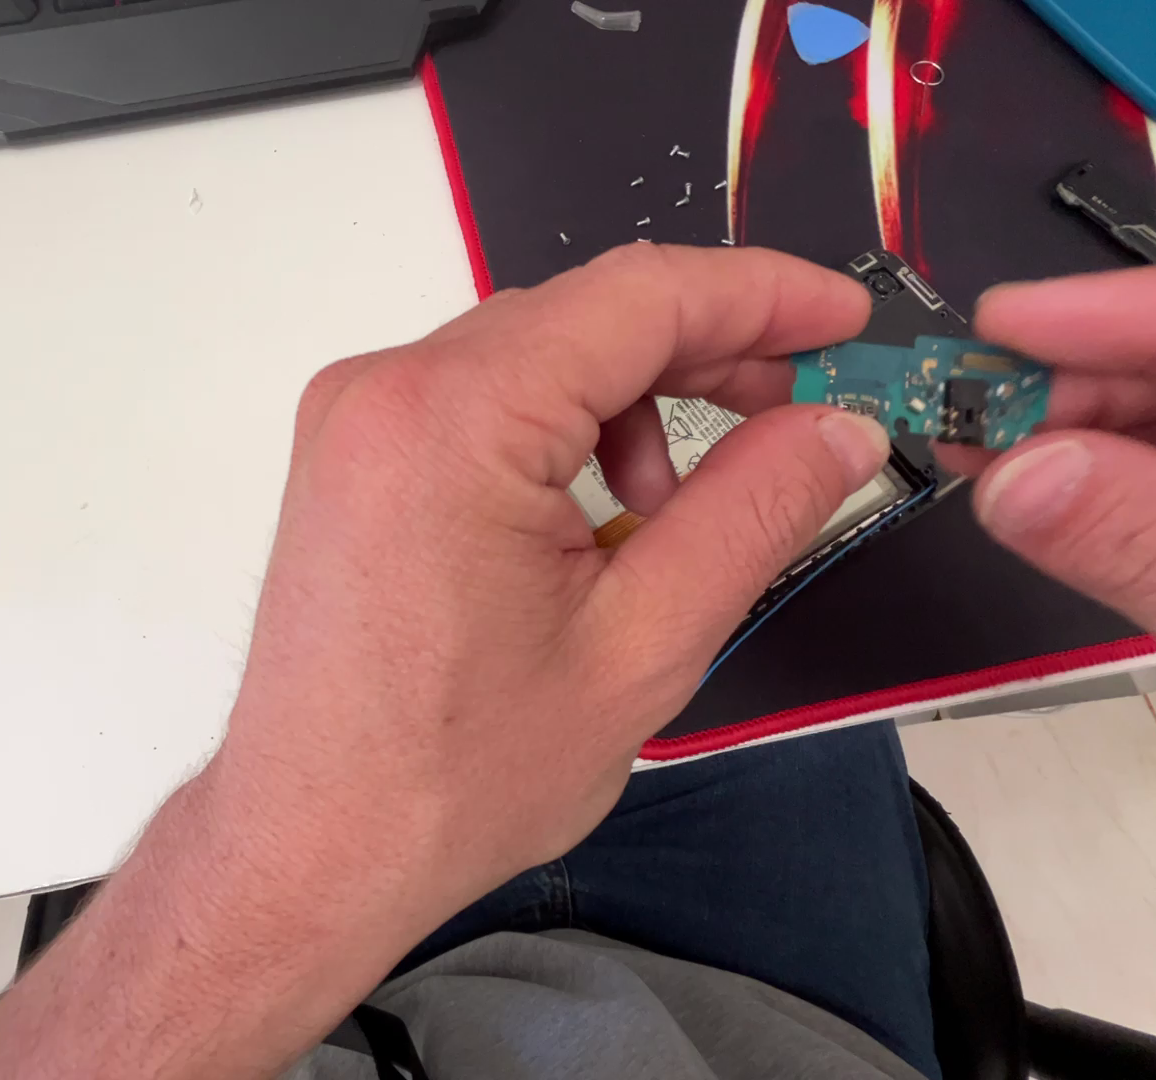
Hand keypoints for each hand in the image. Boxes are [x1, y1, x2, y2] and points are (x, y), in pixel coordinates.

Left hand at [0, 245, 884, 1079]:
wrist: (314, 839)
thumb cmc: (461, 772)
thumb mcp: (642, 646)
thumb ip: (754, 514)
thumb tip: (834, 429)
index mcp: (454, 417)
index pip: (637, 296)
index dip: (759, 295)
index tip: (840, 323)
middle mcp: (385, 387)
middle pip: (580, 318)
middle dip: (699, 354)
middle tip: (787, 412)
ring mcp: (355, 417)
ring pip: (530, 356)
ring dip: (624, 403)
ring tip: (664, 507)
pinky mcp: (350, 453)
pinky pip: (477, 398)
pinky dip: (553, 429)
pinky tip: (584, 512)